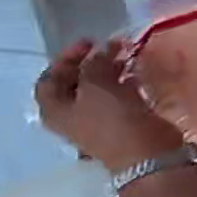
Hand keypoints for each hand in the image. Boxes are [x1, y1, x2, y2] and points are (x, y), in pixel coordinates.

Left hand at [34, 38, 185, 172]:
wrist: (146, 154)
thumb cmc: (113, 120)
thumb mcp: (97, 85)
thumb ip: (95, 63)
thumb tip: (102, 50)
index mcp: (55, 109)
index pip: (50, 78)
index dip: (66, 58)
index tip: (90, 43)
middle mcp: (72, 116)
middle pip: (76, 83)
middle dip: (92, 62)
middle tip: (112, 47)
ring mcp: (98, 121)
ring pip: (100, 90)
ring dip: (111, 71)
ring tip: (127, 57)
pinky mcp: (122, 123)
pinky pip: (120, 98)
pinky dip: (126, 84)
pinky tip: (137, 75)